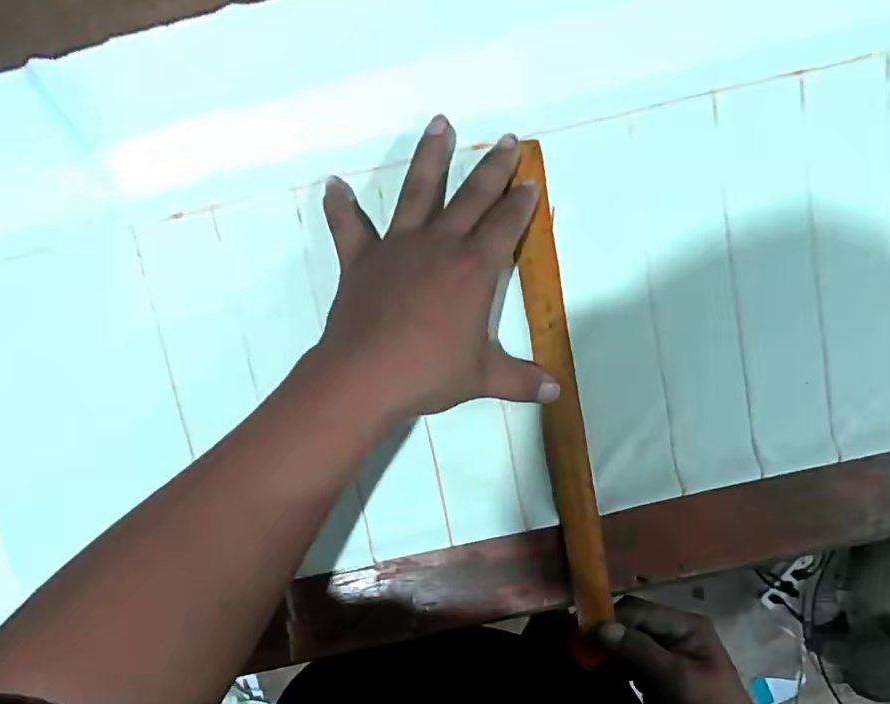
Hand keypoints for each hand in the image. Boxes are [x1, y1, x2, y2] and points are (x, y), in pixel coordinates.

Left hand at [304, 115, 558, 419]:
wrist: (365, 375)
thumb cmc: (430, 374)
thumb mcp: (483, 379)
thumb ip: (520, 381)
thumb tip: (556, 393)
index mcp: (474, 270)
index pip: (505, 225)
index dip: (520, 203)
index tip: (530, 181)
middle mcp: (440, 246)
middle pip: (472, 197)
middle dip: (493, 168)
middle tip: (507, 141)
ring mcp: (398, 247)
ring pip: (418, 192)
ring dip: (431, 157)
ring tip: (441, 124)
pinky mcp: (362, 260)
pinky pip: (349, 227)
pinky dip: (341, 207)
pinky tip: (334, 185)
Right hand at [594, 597, 780, 703]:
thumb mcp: (673, 678)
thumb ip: (637, 649)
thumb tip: (599, 626)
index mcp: (685, 625)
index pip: (637, 610)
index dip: (609, 620)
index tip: (580, 637)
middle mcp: (676, 632)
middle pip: (632, 622)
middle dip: (607, 634)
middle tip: (580, 652)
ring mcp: (669, 653)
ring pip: (629, 641)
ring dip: (609, 651)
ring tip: (586, 663)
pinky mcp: (661, 674)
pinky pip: (632, 660)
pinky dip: (616, 665)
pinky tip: (601, 674)